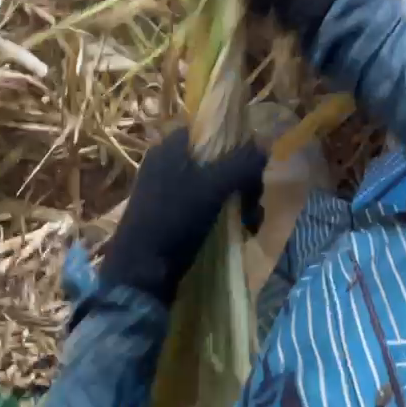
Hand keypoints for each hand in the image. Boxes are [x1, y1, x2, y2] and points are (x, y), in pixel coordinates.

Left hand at [100, 128, 267, 303]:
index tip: (253, 167)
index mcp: (170, 147)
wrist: (139, 277)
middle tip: (254, 204)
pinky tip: (237, 233)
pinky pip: (204, 203)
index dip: (237, 143)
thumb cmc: (174, 221)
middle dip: (243, 181)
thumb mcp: (213, 188)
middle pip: (218, 159)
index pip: (211, 129)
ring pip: (215, 184)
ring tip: (250, 225)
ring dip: (238, 201)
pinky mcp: (168, 215)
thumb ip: (241, 163)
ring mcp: (166, 190)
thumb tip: (266, 142)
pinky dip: (222, 214)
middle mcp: (166, 163)